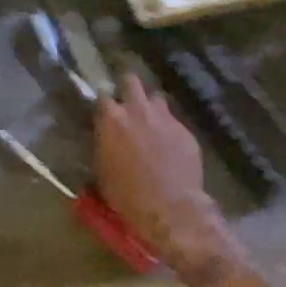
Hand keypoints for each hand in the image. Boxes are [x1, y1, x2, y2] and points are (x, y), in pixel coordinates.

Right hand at [94, 74, 221, 258]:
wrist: (168, 205)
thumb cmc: (125, 194)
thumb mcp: (102, 172)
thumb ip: (103, 147)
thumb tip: (103, 141)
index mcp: (111, 120)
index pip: (101, 96)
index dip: (102, 101)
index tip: (101, 108)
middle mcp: (138, 110)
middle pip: (131, 81)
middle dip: (126, 86)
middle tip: (125, 100)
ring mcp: (164, 118)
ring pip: (156, 98)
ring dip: (150, 106)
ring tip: (148, 121)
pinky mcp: (185, 130)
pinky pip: (173, 121)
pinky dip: (167, 128)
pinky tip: (167, 145)